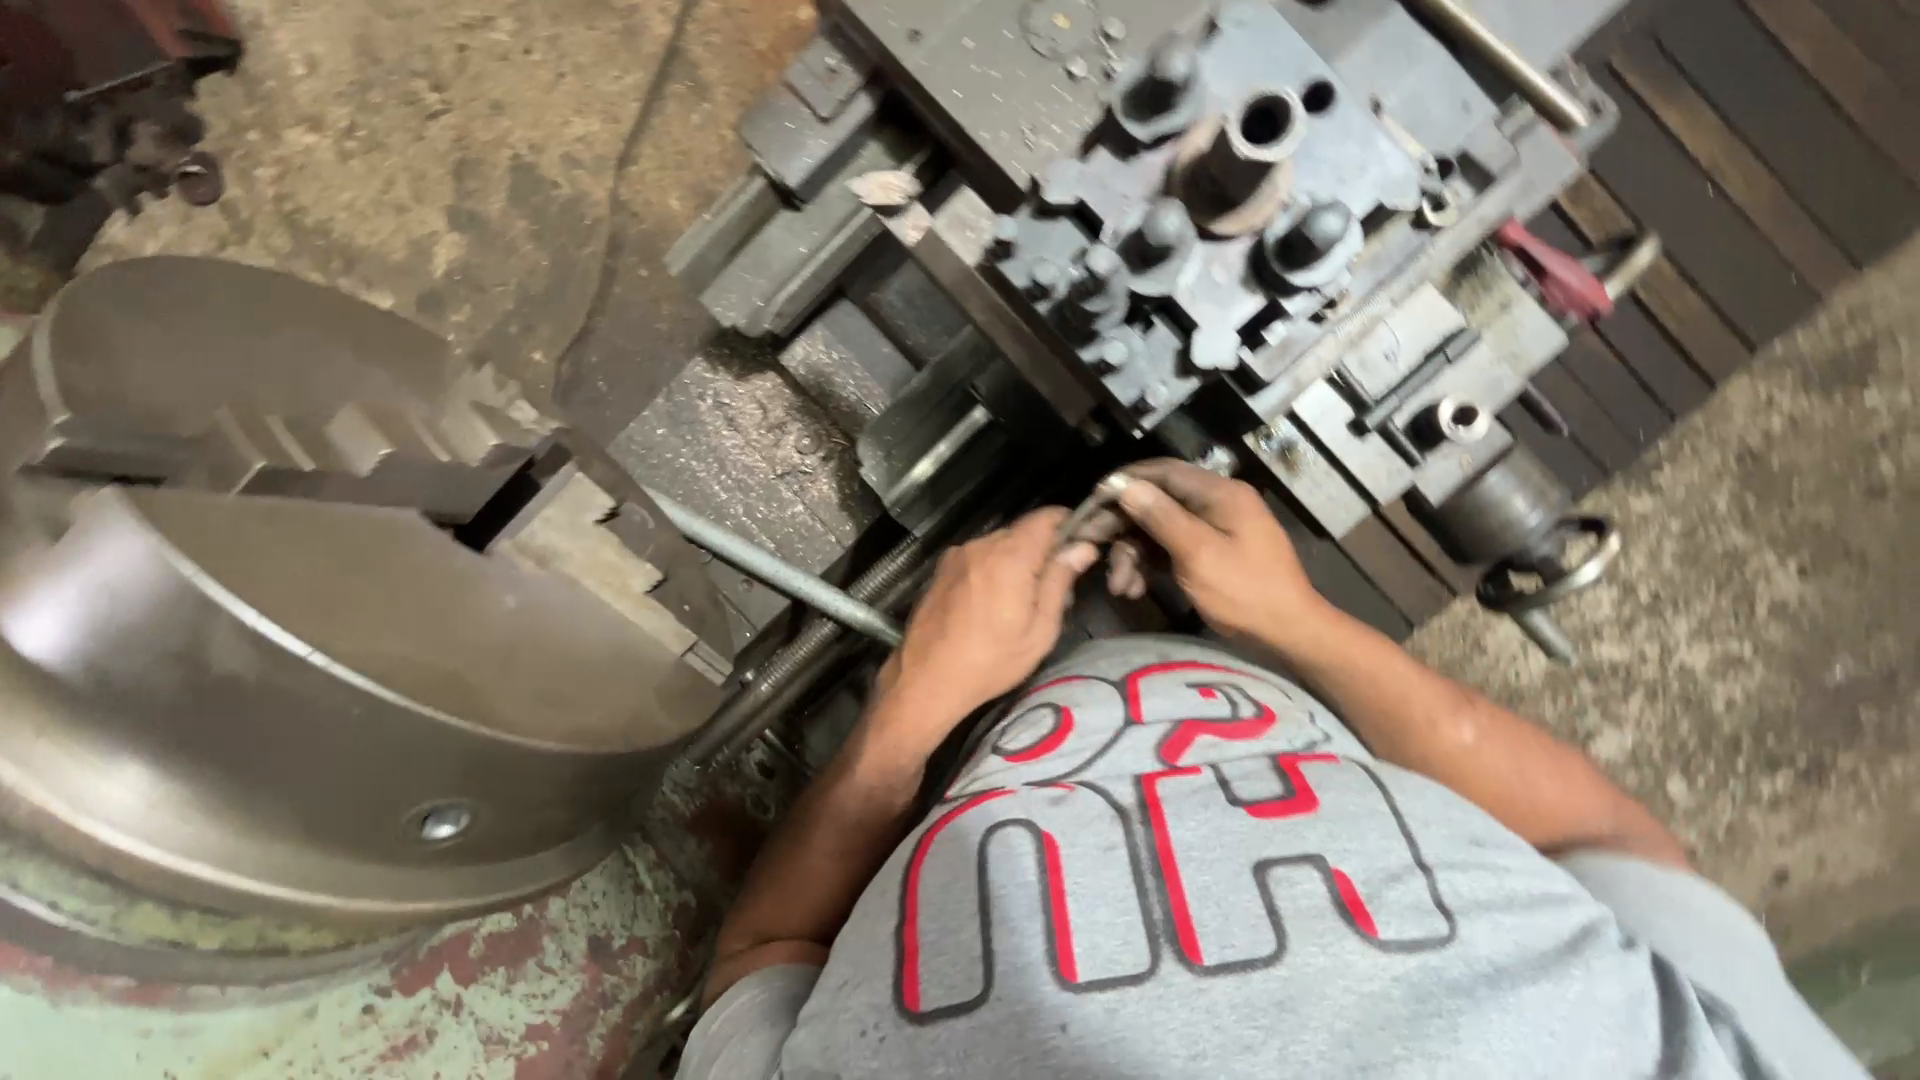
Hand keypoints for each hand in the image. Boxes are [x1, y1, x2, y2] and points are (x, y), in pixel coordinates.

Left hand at [881, 507, 1099, 738]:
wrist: (927, 679)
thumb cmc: (991, 661)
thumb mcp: (1039, 630)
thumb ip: (1060, 581)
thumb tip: (1082, 548)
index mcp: (1009, 556)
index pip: (1046, 518)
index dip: (1069, 524)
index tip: (1083, 543)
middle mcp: (981, 546)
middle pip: (1022, 531)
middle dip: (1043, 550)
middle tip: (1055, 586)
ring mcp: (957, 556)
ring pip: (999, 545)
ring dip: (1016, 561)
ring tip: (1021, 601)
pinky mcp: (941, 570)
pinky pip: (978, 558)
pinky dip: (993, 569)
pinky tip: (991, 603)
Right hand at [1102, 459, 1332, 650]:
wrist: (1287, 633)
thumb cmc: (1246, 592)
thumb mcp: (1198, 554)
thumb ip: (1161, 517)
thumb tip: (1126, 486)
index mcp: (1219, 494)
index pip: (1162, 472)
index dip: (1125, 483)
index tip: (1092, 501)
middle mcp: (1214, 504)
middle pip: (1155, 502)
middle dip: (1122, 527)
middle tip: (1089, 546)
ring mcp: (1211, 530)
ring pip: (1156, 530)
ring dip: (1132, 554)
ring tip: (1119, 586)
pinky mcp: (1207, 554)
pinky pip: (1168, 550)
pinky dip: (1148, 566)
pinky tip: (1134, 589)